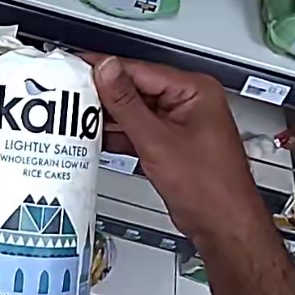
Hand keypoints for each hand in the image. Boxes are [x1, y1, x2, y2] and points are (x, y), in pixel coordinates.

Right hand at [91, 56, 294, 294]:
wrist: (224, 228)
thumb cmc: (211, 188)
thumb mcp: (157, 140)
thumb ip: (127, 103)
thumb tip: (107, 70)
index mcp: (194, 91)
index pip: (140, 70)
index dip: (106, 69)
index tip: (78, 66)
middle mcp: (189, 102)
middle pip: (136, 89)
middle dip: (104, 95)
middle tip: (71, 94)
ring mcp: (179, 123)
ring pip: (135, 111)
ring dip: (109, 117)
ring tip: (78, 117)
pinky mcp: (170, 143)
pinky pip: (139, 130)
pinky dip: (119, 134)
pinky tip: (97, 137)